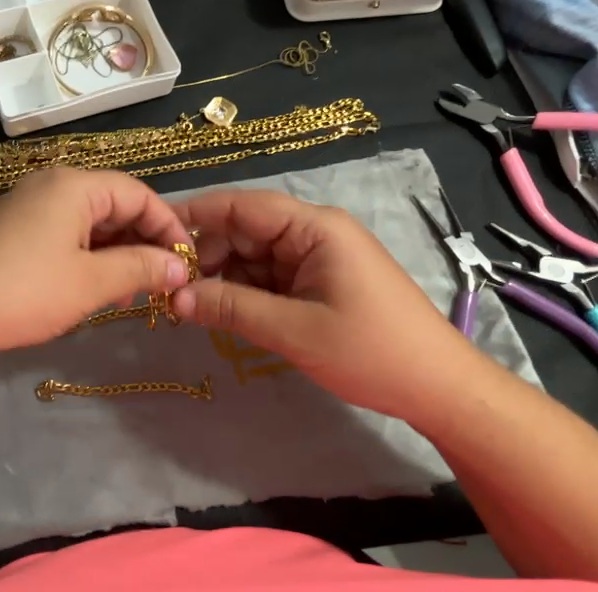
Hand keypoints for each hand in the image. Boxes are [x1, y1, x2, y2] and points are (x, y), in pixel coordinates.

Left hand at [0, 168, 193, 361]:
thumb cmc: (27, 291)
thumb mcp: (91, 283)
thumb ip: (140, 268)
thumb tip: (178, 267)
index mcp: (73, 185)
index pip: (138, 192)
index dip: (168, 226)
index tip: (187, 263)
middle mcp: (51, 183)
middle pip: (113, 202)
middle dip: (142, 240)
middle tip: (162, 282)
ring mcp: (29, 203)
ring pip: (89, 219)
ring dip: (116, 250)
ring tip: (133, 291)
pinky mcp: (15, 225)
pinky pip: (65, 229)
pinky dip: (88, 253)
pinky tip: (97, 286)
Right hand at [169, 190, 494, 420]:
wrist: (443, 392)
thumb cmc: (373, 353)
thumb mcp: (294, 331)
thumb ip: (231, 309)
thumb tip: (173, 299)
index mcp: (315, 226)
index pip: (241, 205)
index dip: (195, 216)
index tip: (153, 235)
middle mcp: (313, 231)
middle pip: (244, 229)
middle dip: (207, 254)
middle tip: (171, 286)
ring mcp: (317, 256)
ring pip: (252, 254)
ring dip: (223, 276)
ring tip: (189, 305)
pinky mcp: (319, 281)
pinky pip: (269, 275)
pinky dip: (244, 291)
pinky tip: (221, 311)